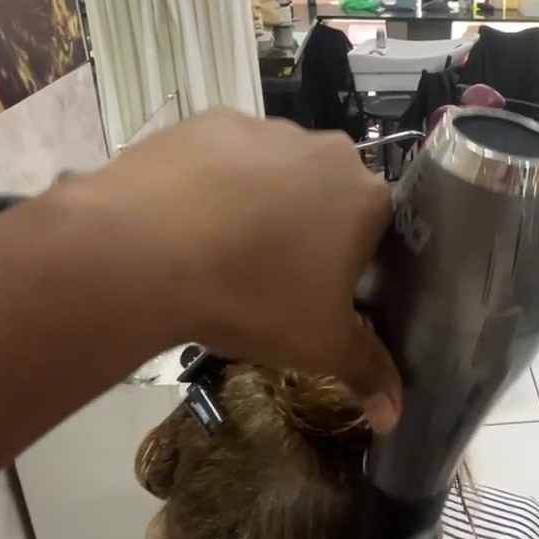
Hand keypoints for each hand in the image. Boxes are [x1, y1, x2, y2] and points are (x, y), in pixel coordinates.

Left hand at [60, 107, 401, 428]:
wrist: (143, 253)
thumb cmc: (252, 297)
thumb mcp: (318, 345)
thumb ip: (367, 372)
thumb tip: (395, 416)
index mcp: (366, 198)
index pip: (378, 226)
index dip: (353, 258)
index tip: (322, 286)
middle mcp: (327, 151)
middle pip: (329, 191)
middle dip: (310, 225)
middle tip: (273, 271)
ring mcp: (266, 130)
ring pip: (278, 169)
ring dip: (263, 200)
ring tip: (223, 246)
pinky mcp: (209, 121)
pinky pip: (225, 153)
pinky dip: (215, 179)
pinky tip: (188, 218)